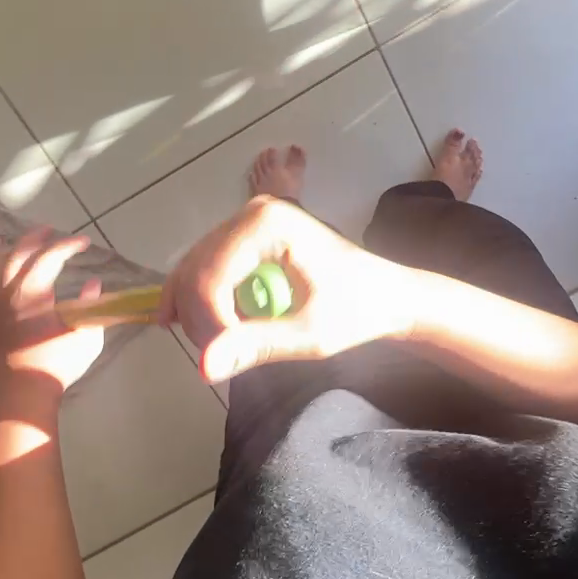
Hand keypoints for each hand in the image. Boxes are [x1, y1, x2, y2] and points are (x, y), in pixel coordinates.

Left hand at [0, 230, 103, 413]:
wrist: (24, 393)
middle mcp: (10, 294)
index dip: (68, 246)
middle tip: (47, 230)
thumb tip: (94, 285)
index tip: (86, 243)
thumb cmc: (57, 364)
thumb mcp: (85, 336)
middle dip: (33, 240)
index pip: (50, 258)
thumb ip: (90, 308)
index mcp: (34, 293)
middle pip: (18, 256)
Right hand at [159, 197, 417, 382]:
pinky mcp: (245, 238)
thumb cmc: (359, 311)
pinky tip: (210, 328)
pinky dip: (204, 303)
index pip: (209, 278)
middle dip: (202, 321)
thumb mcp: (312, 334)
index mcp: (267, 223)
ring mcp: (245, 221)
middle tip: (227, 357)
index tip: (231, 359)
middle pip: (194, 273)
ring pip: (193, 273)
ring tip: (231, 344)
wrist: (385, 296)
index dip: (210, 325)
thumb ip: (258, 345)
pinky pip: (205, 271)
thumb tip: (203, 367)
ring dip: (201, 315)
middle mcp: (250, 211)